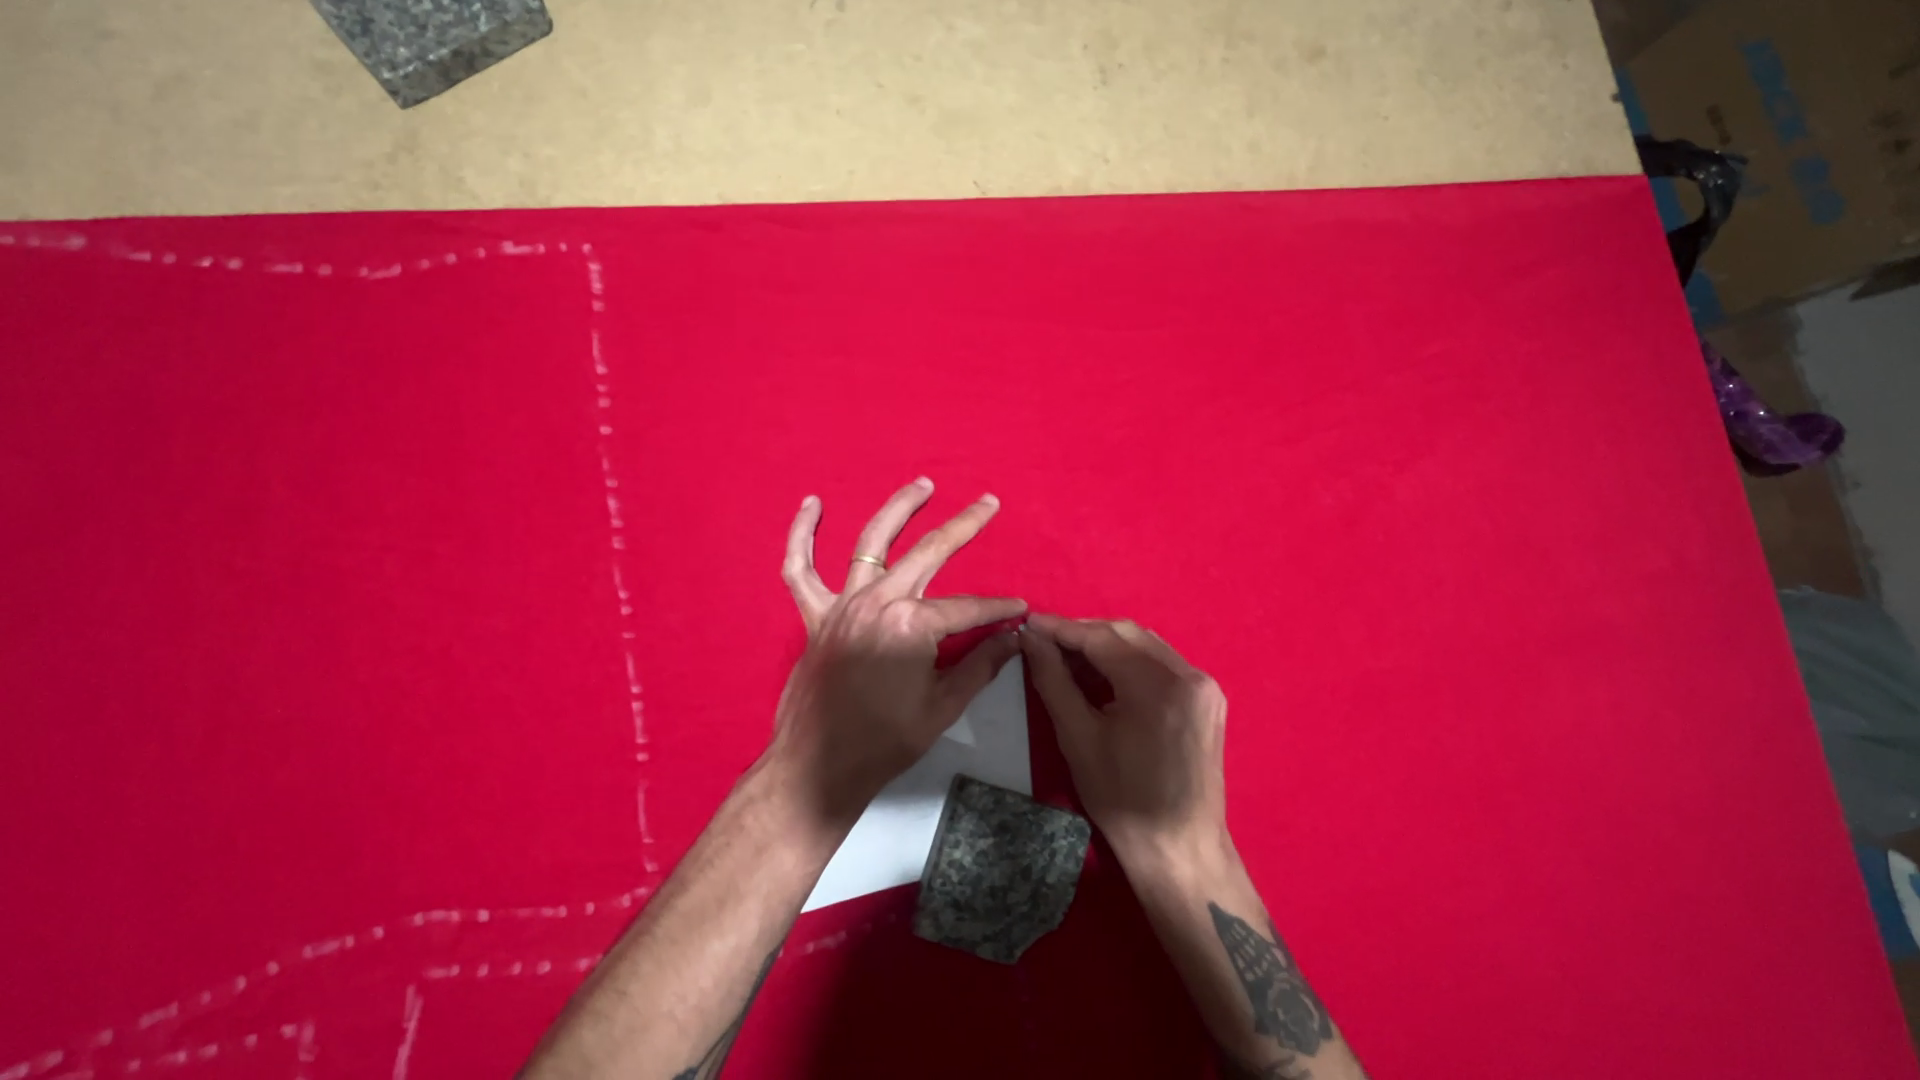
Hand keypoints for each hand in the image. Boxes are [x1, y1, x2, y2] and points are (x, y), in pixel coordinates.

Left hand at [765, 478, 1024, 826]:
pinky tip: (812, 504)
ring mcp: (842, 605)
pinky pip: (799, 570)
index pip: (968, 608)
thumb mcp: (943, 707)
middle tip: (988, 503)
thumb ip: (981, 665)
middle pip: (928, 553)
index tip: (1021, 612)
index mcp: (912, 625)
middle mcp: (878, 602)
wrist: (820, 767)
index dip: (999, 610)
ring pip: (870, 543)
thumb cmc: (885, 742)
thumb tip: (1014, 638)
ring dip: (898, 509)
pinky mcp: (815, 617)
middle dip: (964, 526)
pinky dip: (801, 536)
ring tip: (923, 484)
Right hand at [1020, 614, 1229, 864]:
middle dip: (1084, 632)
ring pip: (1147, 646)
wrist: (1179, 849)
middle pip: (1128, 634)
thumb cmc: (1122, 800)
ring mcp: (1204, 686)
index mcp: (1159, 685)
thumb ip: (1054, 680)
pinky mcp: (1208, 700)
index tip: (1029, 624)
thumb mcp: (1078, 738)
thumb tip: (1032, 639)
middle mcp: (1189, 675)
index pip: (1102, 638)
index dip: (1062, 629)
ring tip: (1068, 653)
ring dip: (1107, 644)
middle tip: (1044, 639)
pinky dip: (1131, 661)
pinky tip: (1104, 673)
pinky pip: (1163, 665)